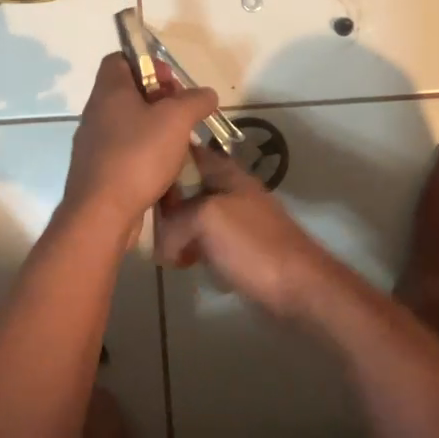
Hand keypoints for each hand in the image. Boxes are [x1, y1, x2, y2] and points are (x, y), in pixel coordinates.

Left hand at [62, 53, 218, 228]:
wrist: (101, 213)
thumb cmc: (137, 155)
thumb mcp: (176, 120)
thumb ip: (195, 101)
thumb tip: (207, 94)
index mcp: (109, 91)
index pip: (120, 59)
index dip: (147, 62)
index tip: (171, 81)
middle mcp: (96, 112)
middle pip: (127, 92)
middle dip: (158, 98)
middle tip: (182, 113)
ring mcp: (93, 143)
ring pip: (127, 123)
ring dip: (153, 128)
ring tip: (178, 142)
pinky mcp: (97, 171)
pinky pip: (123, 151)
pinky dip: (143, 153)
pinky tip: (163, 169)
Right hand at [154, 145, 335, 319]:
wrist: (300, 288)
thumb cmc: (253, 245)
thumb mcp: (206, 220)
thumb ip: (175, 222)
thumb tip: (163, 244)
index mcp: (225, 173)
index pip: (189, 150)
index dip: (165, 154)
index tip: (138, 168)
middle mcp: (230, 190)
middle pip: (188, 185)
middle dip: (166, 199)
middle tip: (143, 216)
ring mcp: (237, 220)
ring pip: (196, 215)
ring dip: (178, 229)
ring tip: (159, 245)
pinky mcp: (241, 249)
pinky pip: (207, 241)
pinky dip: (193, 249)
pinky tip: (185, 263)